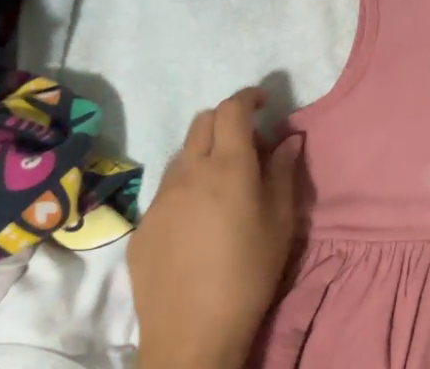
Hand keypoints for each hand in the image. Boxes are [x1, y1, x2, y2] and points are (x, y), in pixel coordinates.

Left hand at [130, 87, 304, 368]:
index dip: (248, 96)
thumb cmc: (249, 271)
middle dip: (226, 119)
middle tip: (249, 140)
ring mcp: (158, 201)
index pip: (231, 109)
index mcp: (227, 166)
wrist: (192, 333)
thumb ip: (283, 171)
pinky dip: (187, 186)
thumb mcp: (282, 219)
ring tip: (225, 181)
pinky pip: (166, 191)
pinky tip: (200, 219)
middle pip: (202, 123)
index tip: (264, 101)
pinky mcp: (141, 228)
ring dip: (205, 152)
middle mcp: (188, 173)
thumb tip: (288, 138)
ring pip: (181, 156)